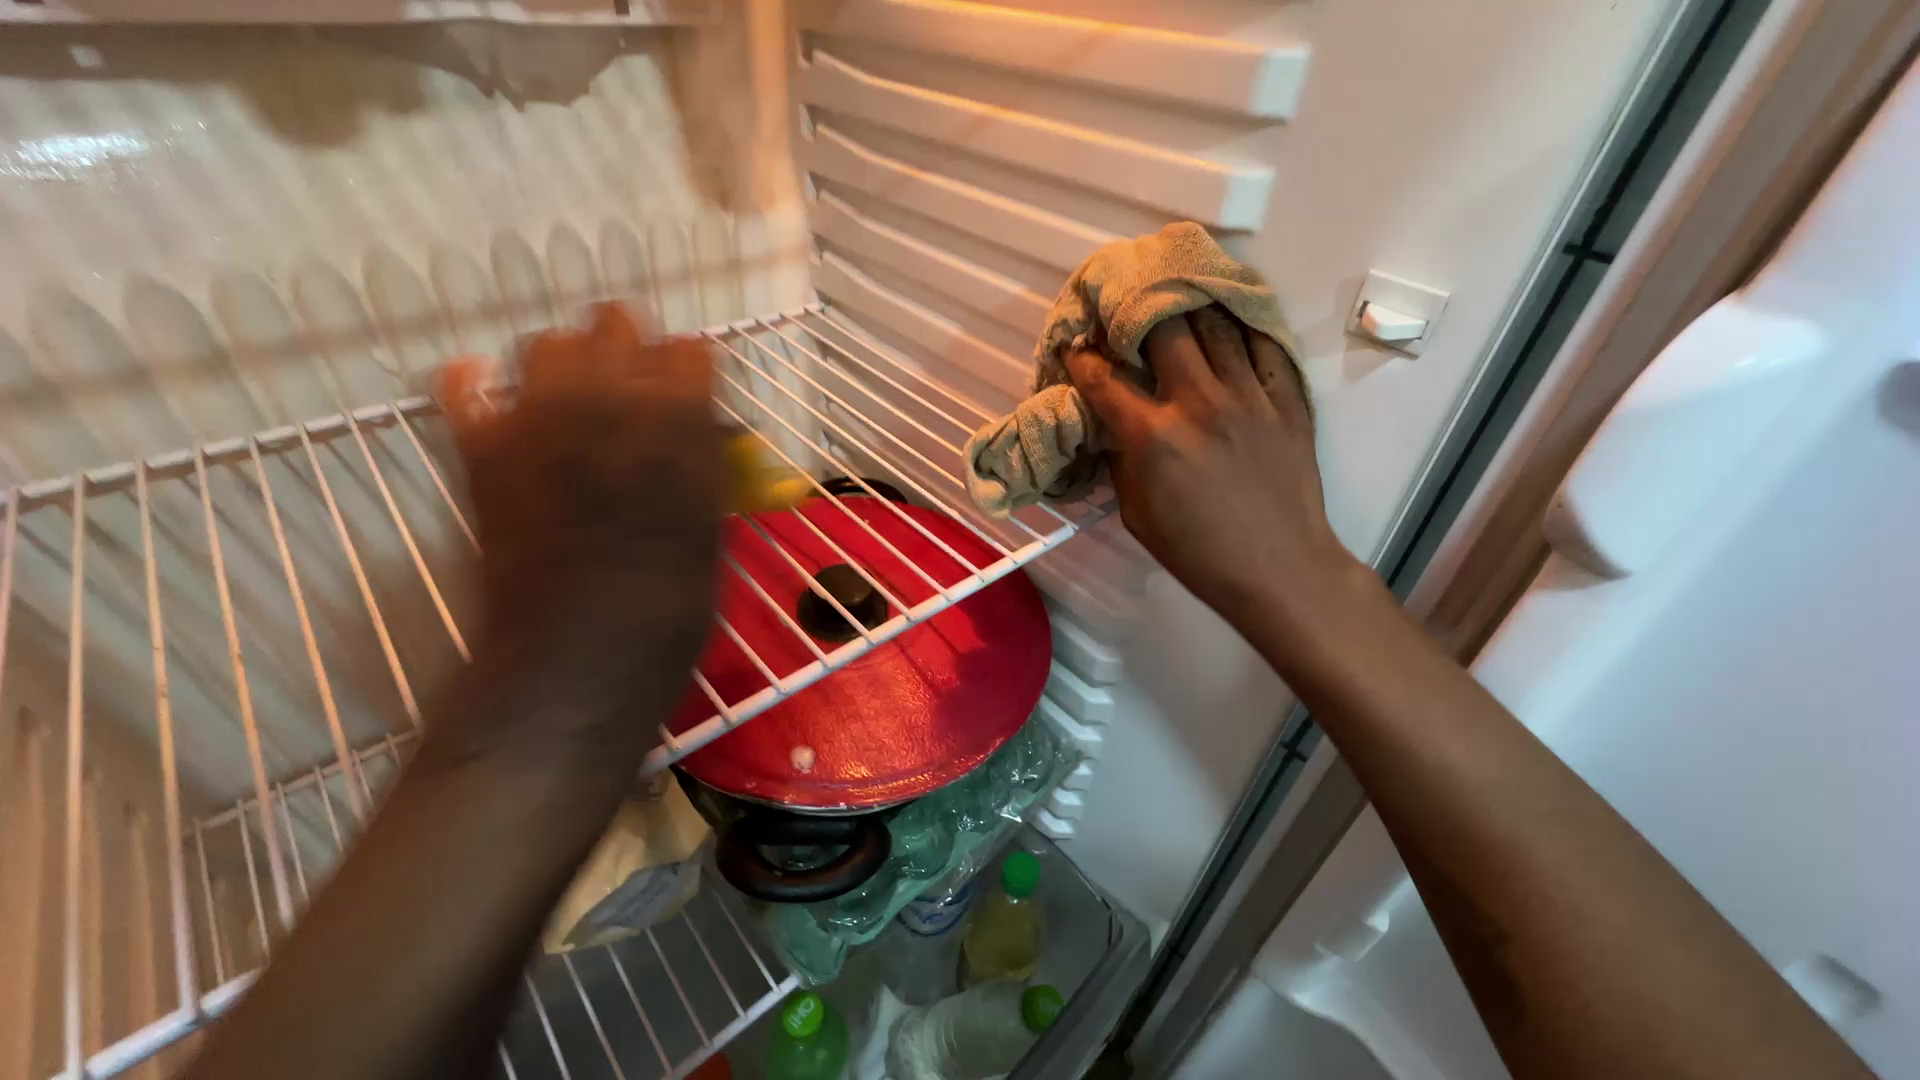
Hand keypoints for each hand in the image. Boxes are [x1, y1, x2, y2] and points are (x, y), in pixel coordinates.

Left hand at [433, 303, 722, 758]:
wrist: (586, 645)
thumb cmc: (674, 594)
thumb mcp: (712, 515)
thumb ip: (699, 456)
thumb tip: (691, 430)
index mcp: (679, 413)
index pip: (689, 350)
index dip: (689, 370)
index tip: (689, 392)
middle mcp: (609, 393)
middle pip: (616, 323)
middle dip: (629, 347)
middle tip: (633, 386)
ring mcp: (537, 413)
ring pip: (546, 343)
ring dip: (565, 363)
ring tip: (572, 397)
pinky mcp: (483, 444)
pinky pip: (463, 385)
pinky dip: (475, 383)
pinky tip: (489, 393)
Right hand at [1066, 306, 1357, 631]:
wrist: (1279, 568)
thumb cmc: (1198, 551)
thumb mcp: (1138, 513)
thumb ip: (1122, 460)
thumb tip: (1113, 425)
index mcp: (1154, 438)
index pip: (1106, 380)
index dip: (1082, 358)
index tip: (1074, 346)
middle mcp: (1199, 403)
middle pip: (1164, 329)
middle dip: (1139, 311)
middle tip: (1129, 307)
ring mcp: (1249, 397)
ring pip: (1216, 324)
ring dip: (1189, 306)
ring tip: (1176, 296)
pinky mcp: (1287, 400)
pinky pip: (1264, 344)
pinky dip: (1242, 325)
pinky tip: (1229, 317)